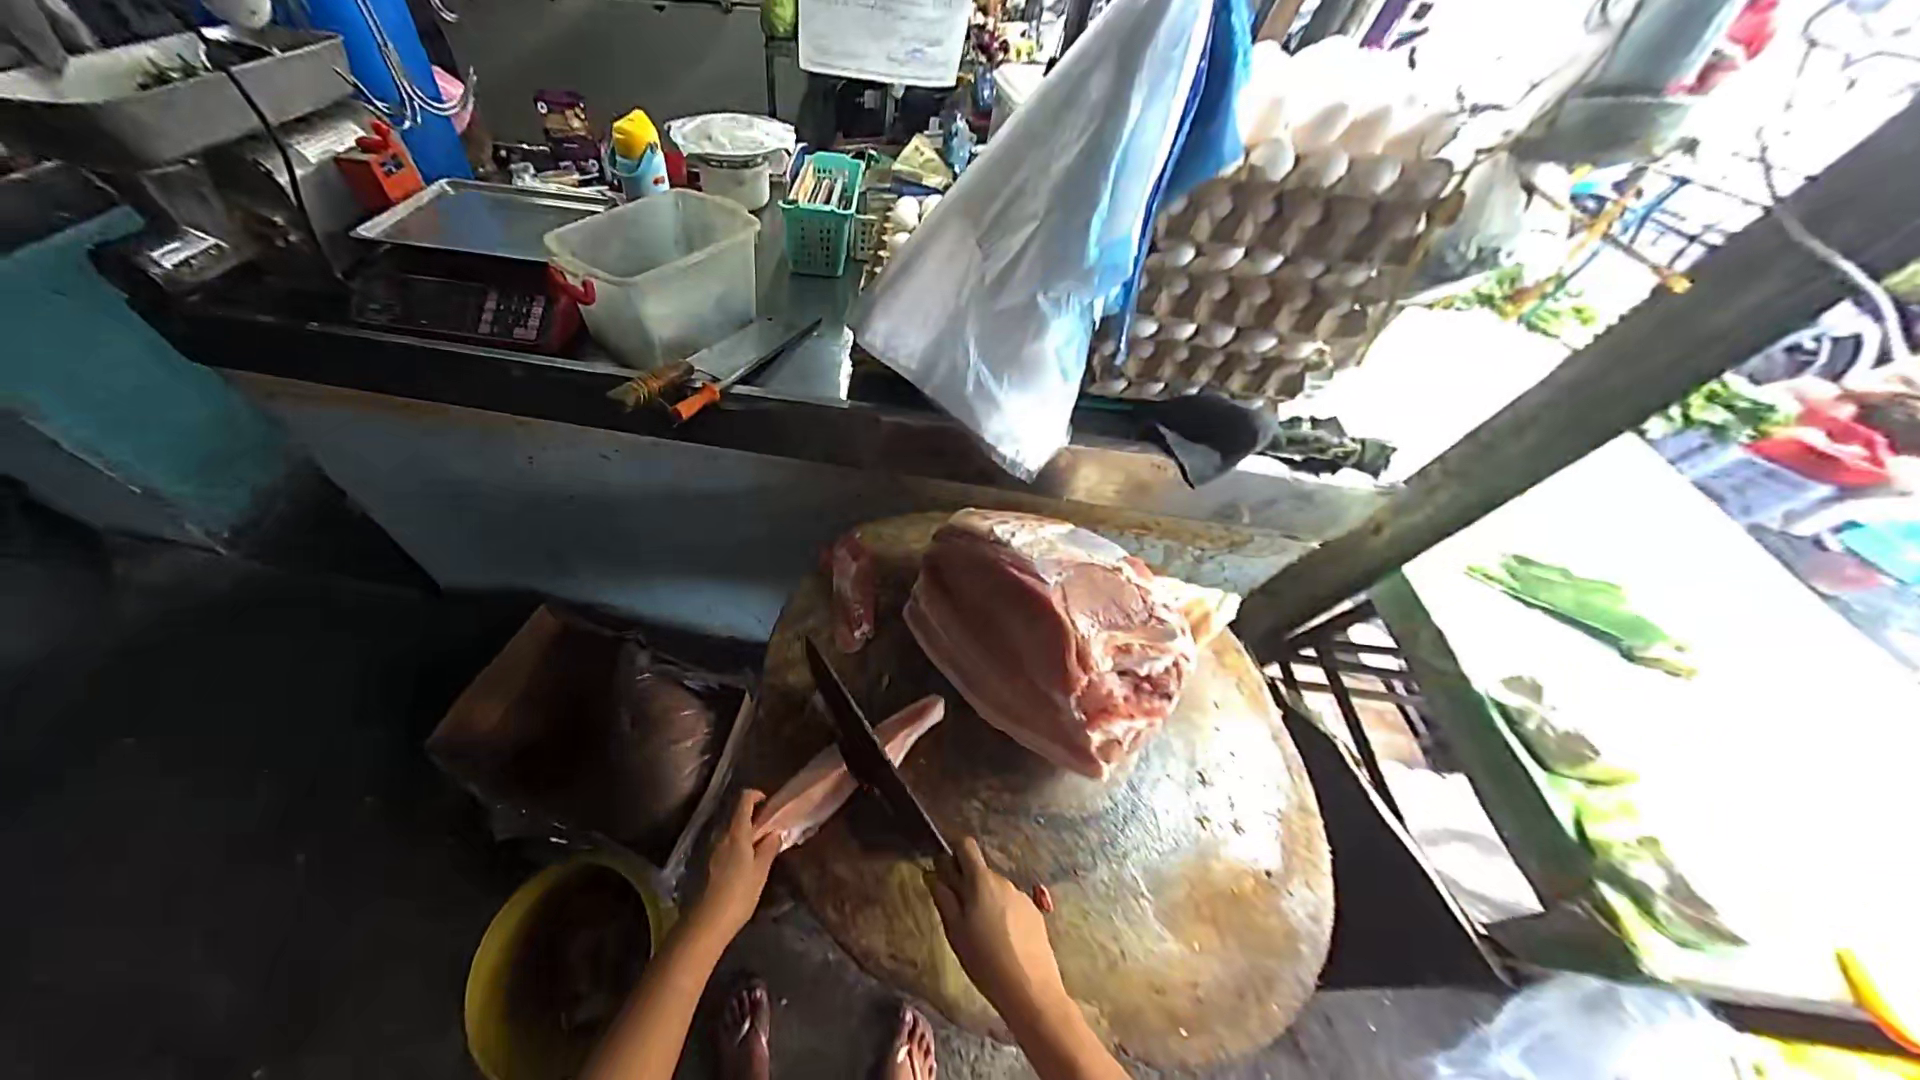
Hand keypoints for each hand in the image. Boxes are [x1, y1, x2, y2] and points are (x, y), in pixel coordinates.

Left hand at [692, 789, 780, 938]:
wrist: (704, 925)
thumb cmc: (738, 895)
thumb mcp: (760, 872)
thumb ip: (768, 849)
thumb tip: (775, 832)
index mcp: (736, 833)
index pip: (743, 799)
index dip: (756, 795)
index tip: (768, 804)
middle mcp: (720, 835)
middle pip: (735, 814)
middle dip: (752, 817)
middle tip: (768, 831)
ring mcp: (709, 849)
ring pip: (729, 831)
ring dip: (743, 833)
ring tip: (758, 849)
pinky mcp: (704, 863)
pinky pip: (723, 845)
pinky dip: (734, 846)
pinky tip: (743, 864)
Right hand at [925, 837, 1064, 1015]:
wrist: (1030, 988)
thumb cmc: (984, 960)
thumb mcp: (955, 931)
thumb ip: (943, 898)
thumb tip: (932, 874)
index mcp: (981, 880)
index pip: (966, 845)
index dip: (954, 852)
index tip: (946, 871)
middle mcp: (1003, 880)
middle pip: (980, 871)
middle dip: (968, 886)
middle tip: (961, 917)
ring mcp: (1021, 895)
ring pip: (996, 890)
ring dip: (986, 902)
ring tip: (984, 936)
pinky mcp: (1035, 912)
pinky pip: (1012, 904)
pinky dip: (1004, 915)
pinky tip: (1004, 942)